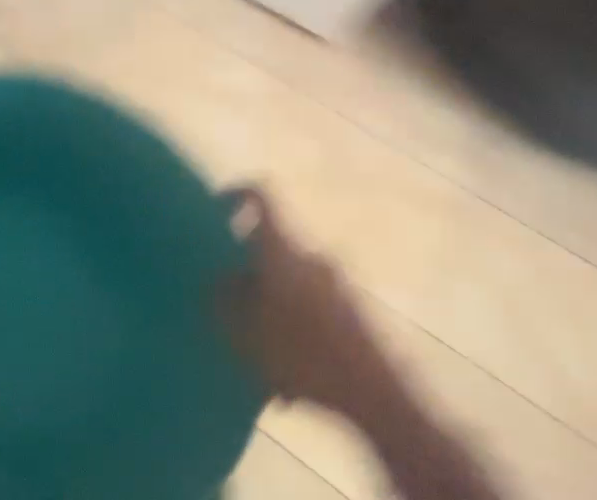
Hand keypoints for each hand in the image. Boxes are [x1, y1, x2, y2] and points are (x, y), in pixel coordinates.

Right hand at [221, 188, 505, 499]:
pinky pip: (315, 307)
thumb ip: (224, 296)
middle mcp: (315, 257)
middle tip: (229, 297)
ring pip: (293, 281)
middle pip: (274, 247)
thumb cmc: (303, 356)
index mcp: (284, 250)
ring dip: (273, 304)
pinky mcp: (358, 314)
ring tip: (257, 344)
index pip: (261, 198)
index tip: (216, 207)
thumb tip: (220, 276)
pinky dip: (297, 325)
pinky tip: (289, 370)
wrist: (380, 401)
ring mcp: (341, 286)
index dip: (236, 195)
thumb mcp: (243, 329)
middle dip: (250, 269)